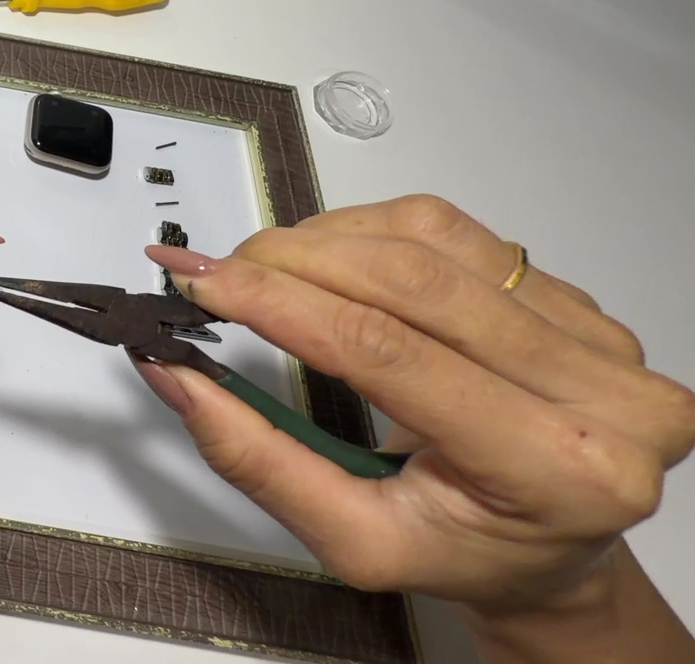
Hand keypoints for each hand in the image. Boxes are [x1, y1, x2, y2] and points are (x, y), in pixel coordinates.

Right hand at [139, 195, 694, 611]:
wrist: (551, 542)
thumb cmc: (456, 547)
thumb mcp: (349, 538)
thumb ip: (252, 457)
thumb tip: (169, 372)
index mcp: (556, 468)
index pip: (381, 348)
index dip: (270, 302)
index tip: (193, 280)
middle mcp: (603, 391)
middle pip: (403, 278)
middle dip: (280, 259)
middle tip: (206, 271)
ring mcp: (595, 331)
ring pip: (418, 236)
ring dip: (312, 240)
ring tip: (261, 271)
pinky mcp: (567, 293)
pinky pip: (439, 226)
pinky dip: (354, 229)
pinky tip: (323, 261)